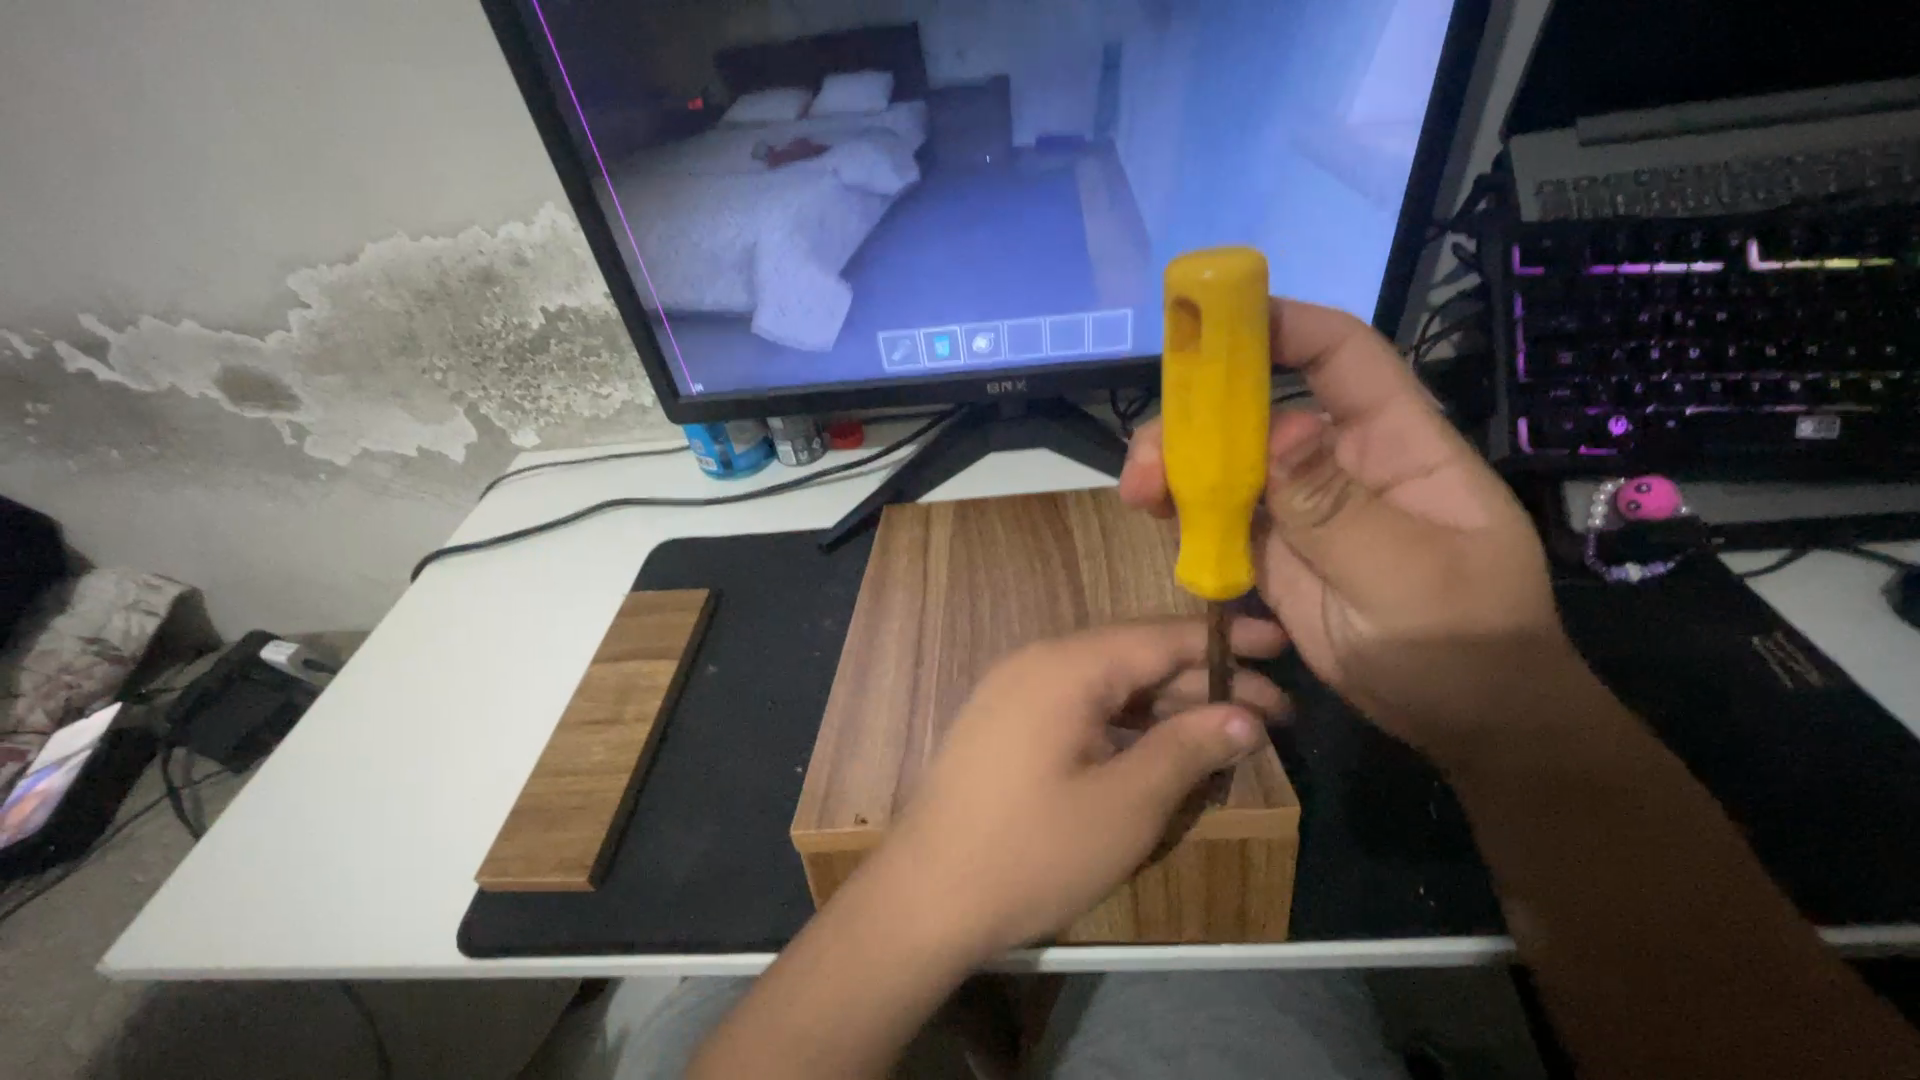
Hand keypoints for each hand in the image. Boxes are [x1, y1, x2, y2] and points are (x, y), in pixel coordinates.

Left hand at [862, 618, 1286, 960]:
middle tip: (1276, 714)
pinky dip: (1127, 728)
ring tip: (1230, 736)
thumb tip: (1245, 715)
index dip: (1226, 643)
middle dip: (1206, 684)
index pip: (1160, 638)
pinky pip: (1080, 711)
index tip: (1283, 645)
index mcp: (1066, 667)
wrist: (925, 898)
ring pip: (1109, 688)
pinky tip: (1162, 754)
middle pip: (1136, 661)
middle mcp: (1037, 665)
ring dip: (1168, 709)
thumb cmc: (1033, 851)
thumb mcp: (1126, 805)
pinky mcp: (1005, 728)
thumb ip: (1188, 749)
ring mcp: (1014, 695)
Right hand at [1119, 299, 1581, 759]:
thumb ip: (1338, 506)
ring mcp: (1301, 506)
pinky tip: (1149, 518)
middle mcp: (1339, 459)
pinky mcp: (1272, 551)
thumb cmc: (1467, 642)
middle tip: (1148, 455)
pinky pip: (1216, 514)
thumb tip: (1278, 428)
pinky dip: (1179, 510)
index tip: (1207, 327)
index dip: (1279, 326)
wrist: (1464, 719)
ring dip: (1175, 464)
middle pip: (1257, 406)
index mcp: (1396, 441)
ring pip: (1225, 459)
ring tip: (1137, 495)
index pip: (1340, 355)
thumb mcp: (1410, 574)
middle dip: (1195, 416)